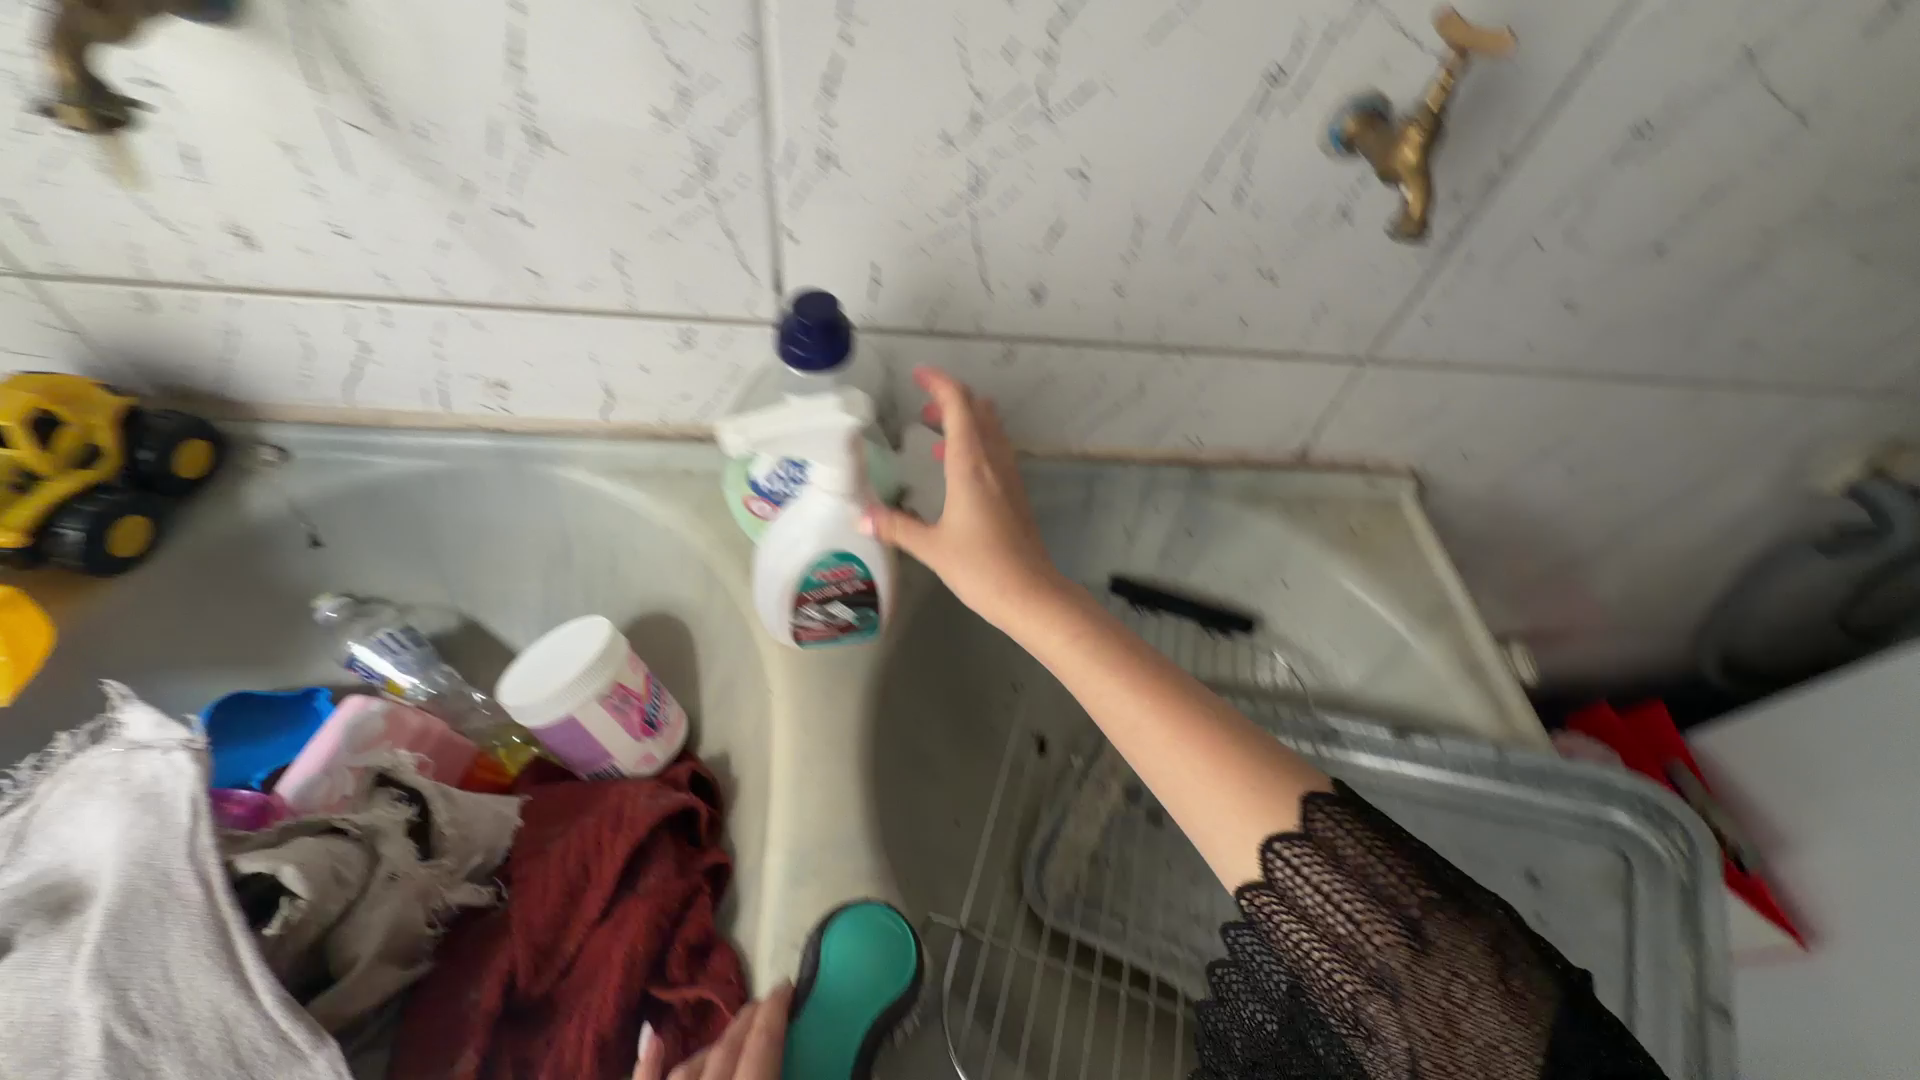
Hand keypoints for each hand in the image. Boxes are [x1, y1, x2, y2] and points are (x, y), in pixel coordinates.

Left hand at [634, 983, 791, 1079]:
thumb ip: (784, 1074)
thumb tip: (809, 1063)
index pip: (762, 1047)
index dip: (775, 1013)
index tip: (785, 985)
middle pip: (726, 1052)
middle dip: (747, 1024)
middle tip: (764, 1005)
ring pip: (688, 1067)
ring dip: (710, 1048)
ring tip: (728, 1037)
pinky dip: (648, 1064)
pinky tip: (655, 1041)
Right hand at [863, 367, 1067, 630]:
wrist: (1031, 594)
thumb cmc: (980, 568)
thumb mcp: (931, 547)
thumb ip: (896, 527)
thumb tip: (861, 516)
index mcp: (970, 465)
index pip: (958, 405)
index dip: (939, 383)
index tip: (918, 375)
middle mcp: (993, 462)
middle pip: (978, 411)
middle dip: (951, 401)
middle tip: (922, 412)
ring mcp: (1009, 478)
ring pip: (991, 431)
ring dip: (965, 422)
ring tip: (934, 435)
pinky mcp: (1016, 495)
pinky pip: (996, 453)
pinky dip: (976, 445)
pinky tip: (956, 471)